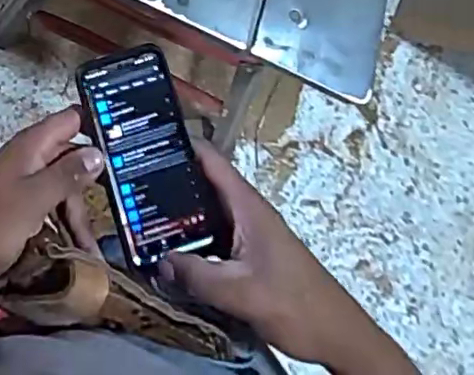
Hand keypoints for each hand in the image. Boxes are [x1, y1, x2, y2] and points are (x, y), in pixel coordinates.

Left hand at [0, 109, 104, 279]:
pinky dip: (64, 220)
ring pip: (64, 184)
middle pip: (73, 157)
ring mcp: (26, 178)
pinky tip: (73, 245)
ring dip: (77, 212)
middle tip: (112, 209)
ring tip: (87, 247)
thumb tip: (98, 153)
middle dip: (91, 183)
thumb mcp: (35, 199)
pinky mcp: (21, 201)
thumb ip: (68, 175)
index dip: (97, 123)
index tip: (123, 139)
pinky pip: (52, 202)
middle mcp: (32, 155)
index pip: (73, 118)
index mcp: (34, 144)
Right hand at [163, 142, 413, 372]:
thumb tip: (160, 262)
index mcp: (247, 205)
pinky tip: (176, 250)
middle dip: (175, 180)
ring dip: (184, 212)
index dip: (184, 145)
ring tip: (148, 215)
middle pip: (206, 184)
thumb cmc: (294, 303)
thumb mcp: (240, 292)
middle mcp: (247, 211)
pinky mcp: (251, 253)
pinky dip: (196, 236)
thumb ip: (199, 277)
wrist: (336, 333)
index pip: (212, 161)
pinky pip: (216, 234)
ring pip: (210, 211)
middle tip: (138, 183)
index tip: (154, 141)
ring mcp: (250, 232)